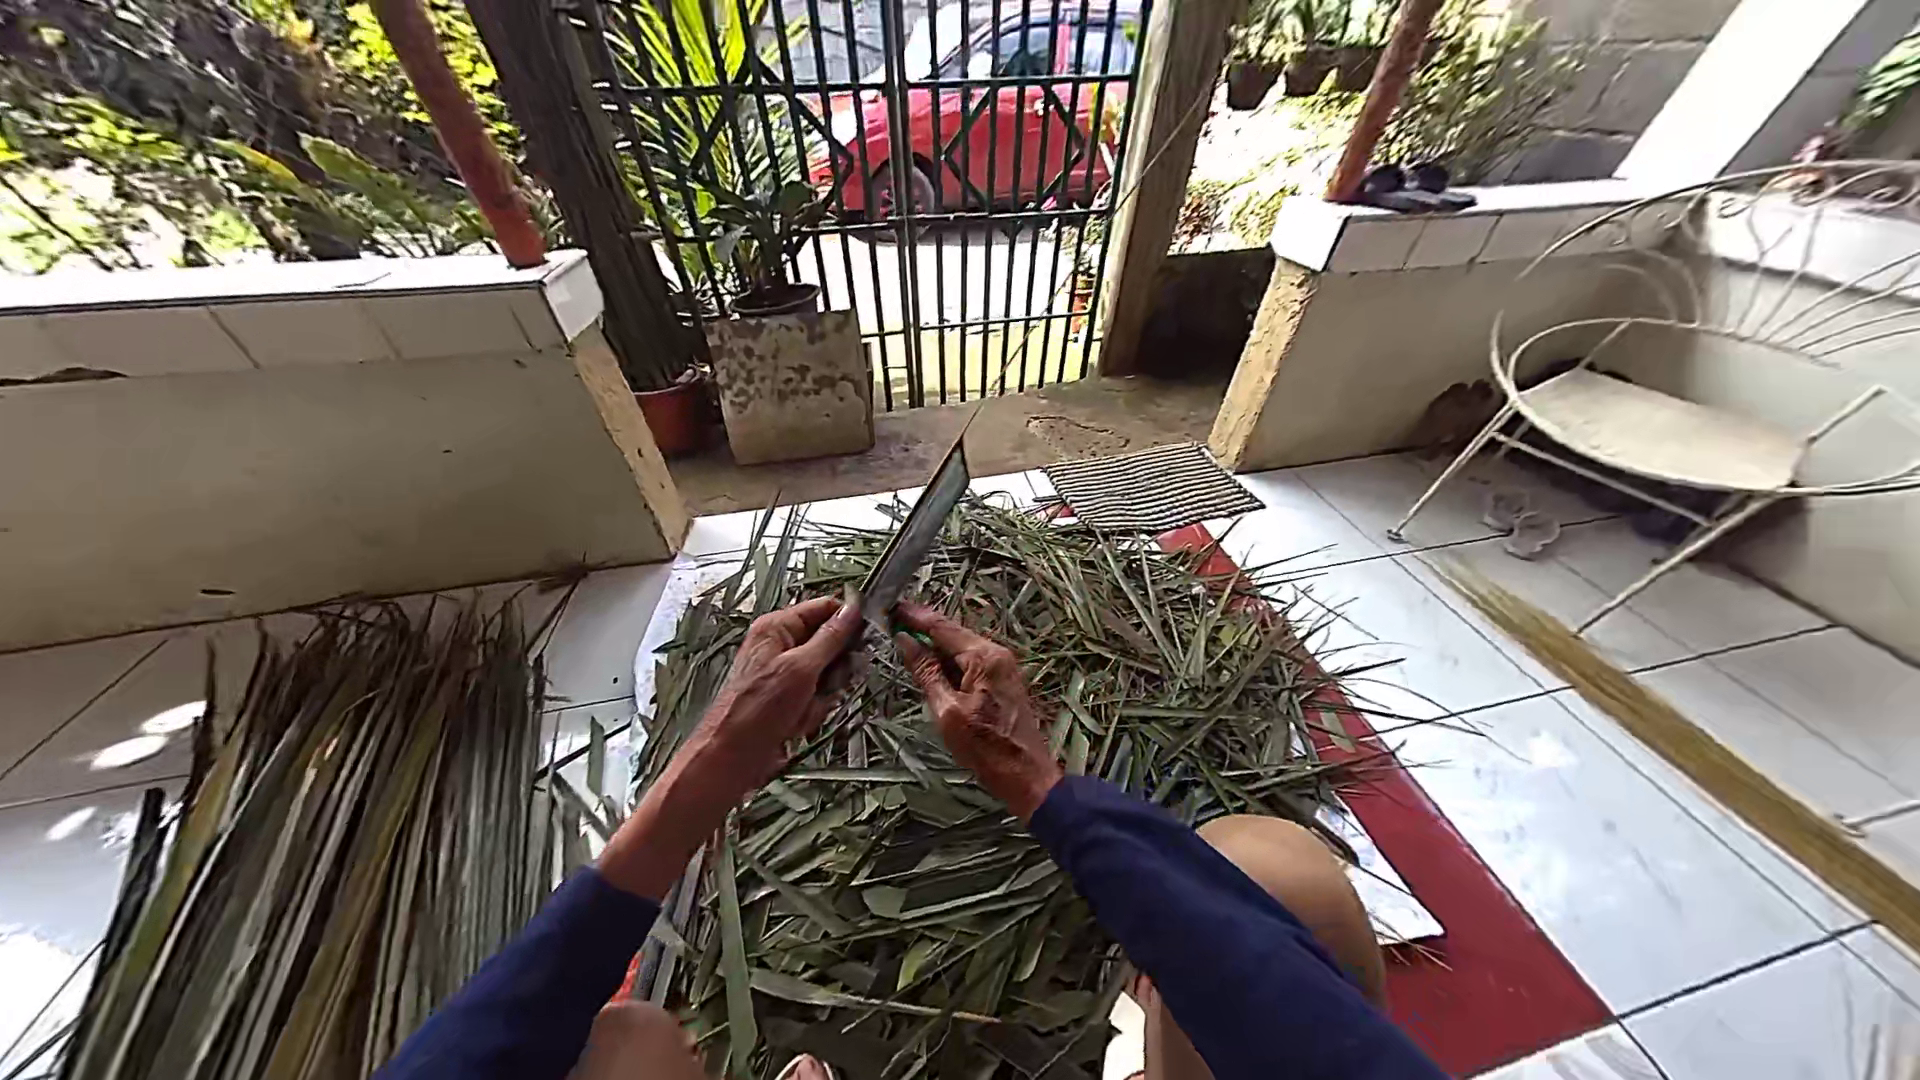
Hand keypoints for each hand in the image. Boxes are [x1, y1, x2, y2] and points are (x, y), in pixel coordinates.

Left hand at [599, 595, 861, 898]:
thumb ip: (831, 637)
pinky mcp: (788, 698)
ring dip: (824, 694)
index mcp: (777, 628)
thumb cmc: (757, 711)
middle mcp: (781, 645)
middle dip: (835, 669)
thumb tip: (853, 609)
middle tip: (828, 684)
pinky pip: (818, 696)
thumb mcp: (801, 669)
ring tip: (804, 708)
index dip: (847, 621)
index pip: (824, 608)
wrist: (730, 759)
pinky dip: (814, 711)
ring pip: (829, 674)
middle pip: (831, 643)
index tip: (867, 637)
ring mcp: (785, 673)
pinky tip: (797, 722)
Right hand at [893, 601, 1062, 821]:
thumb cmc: (985, 747)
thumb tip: (905, 641)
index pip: (942, 627)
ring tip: (905, 642)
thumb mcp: (947, 711)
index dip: (915, 616)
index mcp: (984, 656)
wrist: (1026, 775)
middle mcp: (996, 652)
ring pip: (961, 647)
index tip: (892, 607)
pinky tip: (931, 664)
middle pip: (953, 633)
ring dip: (934, 645)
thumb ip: (926, 672)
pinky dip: (949, 660)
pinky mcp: (1002, 679)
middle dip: (923, 628)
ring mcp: (1002, 665)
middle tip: (893, 622)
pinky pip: (970, 660)